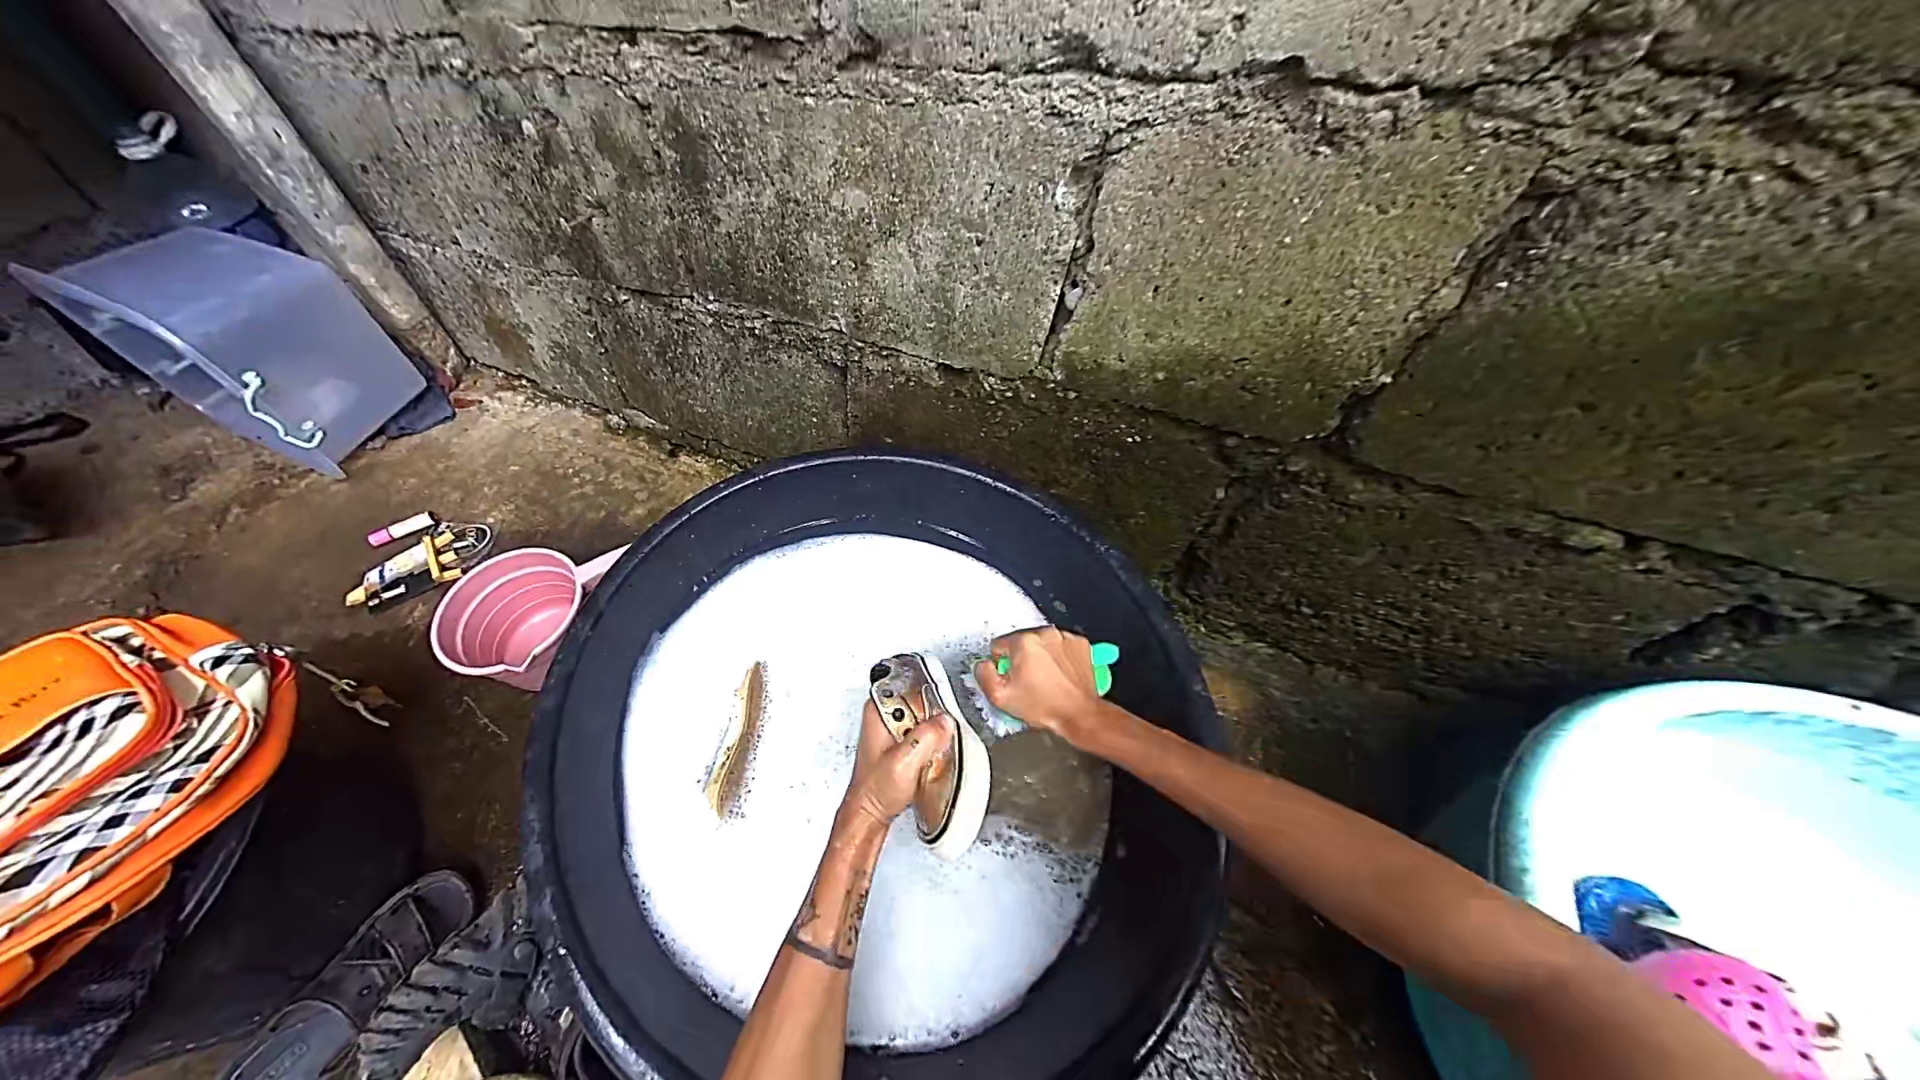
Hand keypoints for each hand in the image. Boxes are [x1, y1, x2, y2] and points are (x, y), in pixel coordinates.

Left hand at [841, 700, 952, 830]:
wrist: (870, 813)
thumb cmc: (875, 790)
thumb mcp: (905, 762)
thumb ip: (926, 737)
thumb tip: (945, 721)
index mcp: (879, 708)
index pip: (913, 684)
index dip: (932, 698)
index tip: (941, 715)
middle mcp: (884, 712)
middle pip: (923, 698)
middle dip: (936, 717)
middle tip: (936, 740)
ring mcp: (893, 725)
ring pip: (926, 715)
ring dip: (936, 731)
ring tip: (932, 751)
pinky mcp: (902, 738)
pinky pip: (926, 730)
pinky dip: (933, 741)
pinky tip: (929, 757)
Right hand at [973, 627, 1104, 747]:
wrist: (1079, 714)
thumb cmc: (1046, 706)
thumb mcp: (1001, 697)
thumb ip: (984, 675)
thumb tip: (983, 664)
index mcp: (1023, 642)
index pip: (999, 645)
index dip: (1001, 664)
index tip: (1011, 677)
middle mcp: (1045, 634)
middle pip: (1022, 643)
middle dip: (1022, 659)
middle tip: (1029, 681)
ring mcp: (1064, 638)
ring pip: (1042, 644)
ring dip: (1041, 657)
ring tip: (1046, 680)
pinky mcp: (1080, 645)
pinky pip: (1060, 647)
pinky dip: (1058, 658)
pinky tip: (1059, 675)